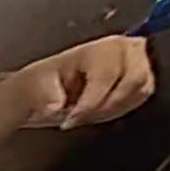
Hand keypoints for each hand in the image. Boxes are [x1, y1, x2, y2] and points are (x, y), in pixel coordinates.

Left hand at [6, 35, 154, 130]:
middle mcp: (126, 49)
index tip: (68, 121)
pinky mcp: (140, 76)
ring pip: (140, 89)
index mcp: (99, 49)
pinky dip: (119, 110)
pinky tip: (95, 114)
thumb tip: (55, 106)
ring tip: (82, 116)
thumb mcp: (29, 88)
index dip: (91, 103)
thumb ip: (41, 95)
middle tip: (76, 120)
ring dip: (111, 109)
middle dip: (103, 107)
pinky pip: (140, 96)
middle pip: (134, 81)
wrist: (41, 92)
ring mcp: (137, 60)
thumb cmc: (37, 87)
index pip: (109, 75)